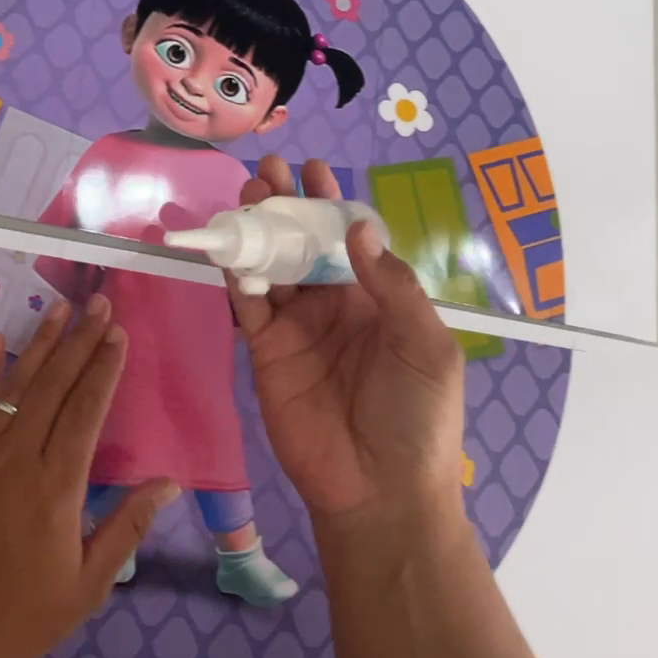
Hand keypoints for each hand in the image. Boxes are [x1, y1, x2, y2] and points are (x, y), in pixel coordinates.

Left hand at [0, 297, 180, 657]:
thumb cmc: (20, 615)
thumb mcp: (87, 585)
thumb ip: (127, 528)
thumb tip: (168, 481)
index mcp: (58, 486)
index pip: (88, 410)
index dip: (105, 368)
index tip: (118, 334)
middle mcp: (20, 457)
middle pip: (55, 385)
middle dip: (80, 340)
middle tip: (99, 302)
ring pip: (17, 385)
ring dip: (40, 343)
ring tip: (59, 306)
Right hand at [232, 156, 466, 525]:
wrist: (379, 488)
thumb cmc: (417, 416)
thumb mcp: (426, 347)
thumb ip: (394, 287)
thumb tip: (360, 228)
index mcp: (374, 299)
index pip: (348, 240)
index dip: (331, 204)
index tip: (314, 169)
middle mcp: (331, 304)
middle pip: (303, 243)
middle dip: (286, 206)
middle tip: (268, 170)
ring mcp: (294, 325)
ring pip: (271, 264)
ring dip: (258, 230)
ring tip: (246, 195)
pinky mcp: (264, 348)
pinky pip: (247, 303)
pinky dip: (236, 275)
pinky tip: (231, 248)